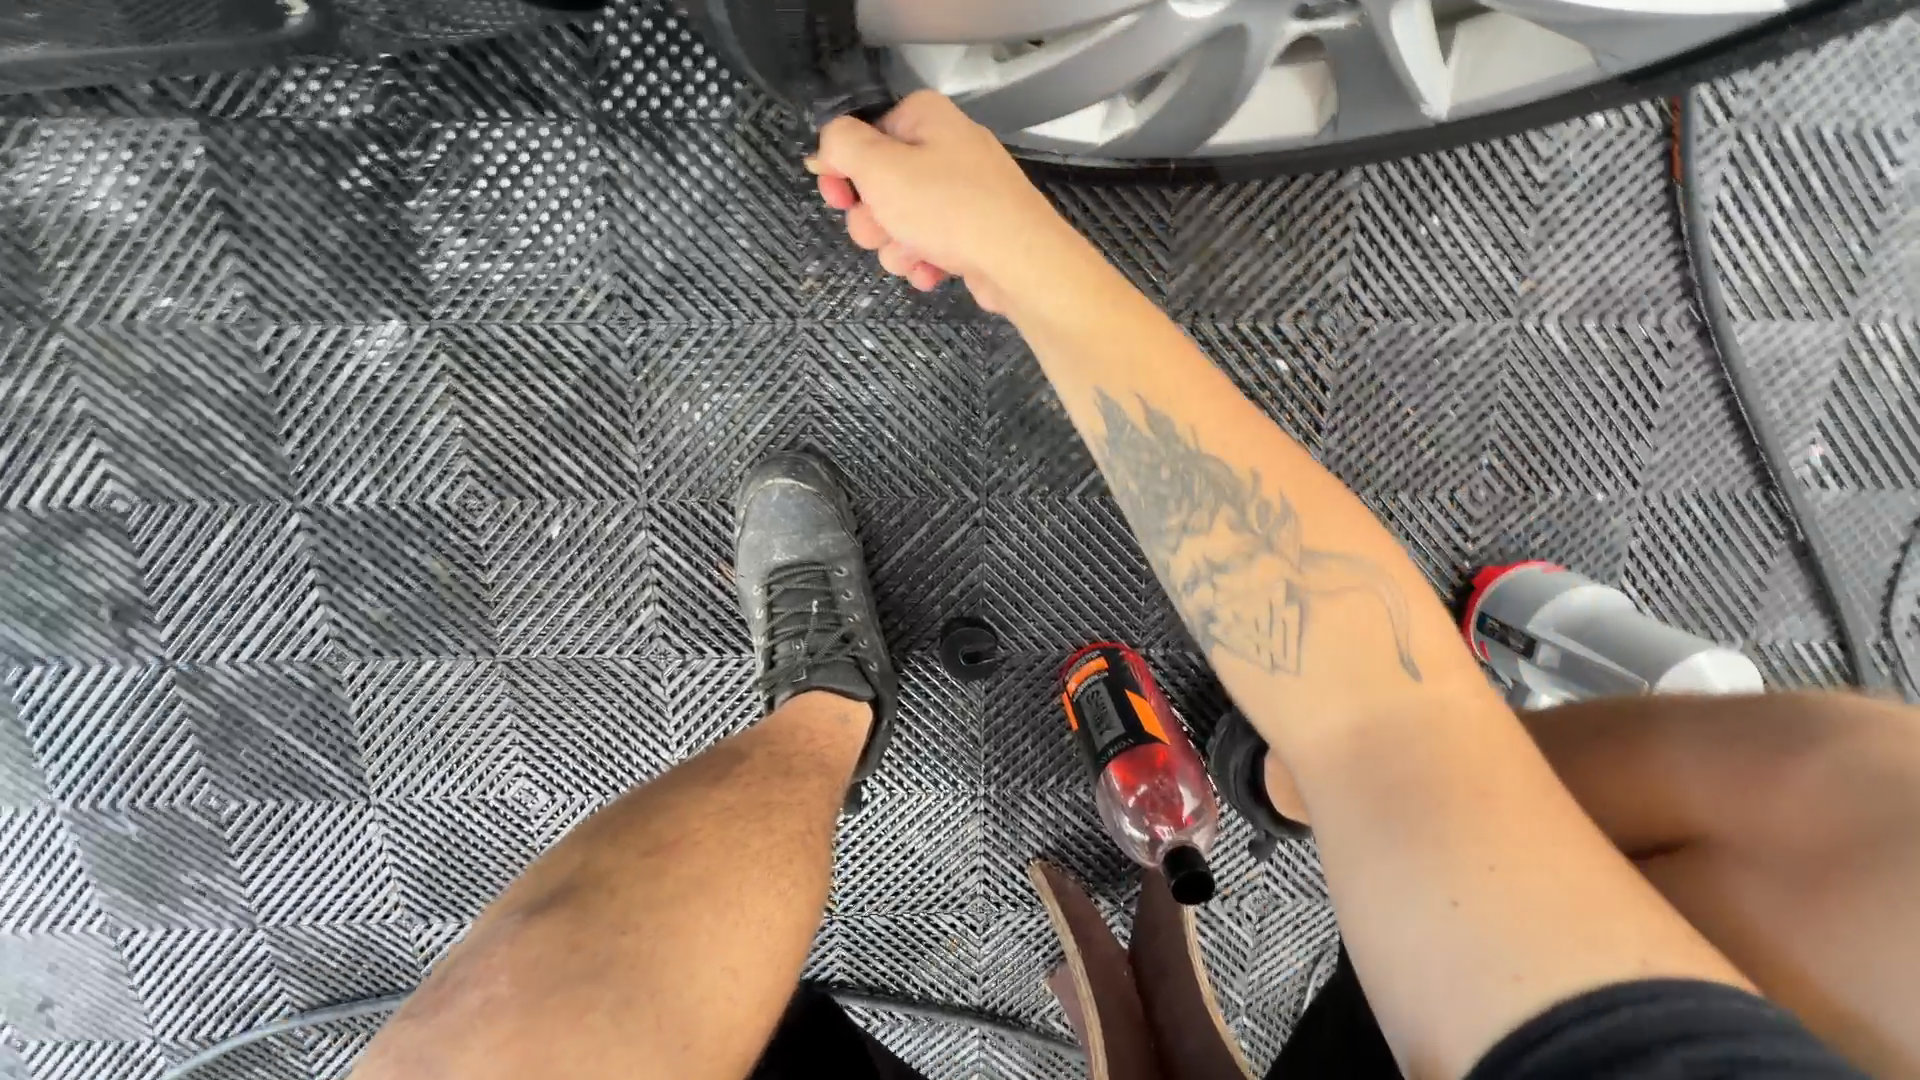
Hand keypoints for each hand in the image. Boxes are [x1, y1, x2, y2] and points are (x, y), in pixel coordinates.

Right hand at [807, 90, 1075, 312]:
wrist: (1017, 262)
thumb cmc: (951, 210)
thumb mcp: (880, 168)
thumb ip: (841, 145)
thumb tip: (827, 146)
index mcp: (924, 117)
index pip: (863, 139)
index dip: (843, 174)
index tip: (840, 200)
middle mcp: (945, 148)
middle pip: (879, 187)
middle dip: (874, 220)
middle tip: (886, 230)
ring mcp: (962, 193)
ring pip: (901, 224)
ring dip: (897, 248)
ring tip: (917, 254)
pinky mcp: (972, 232)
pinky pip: (929, 248)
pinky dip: (925, 263)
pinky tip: (934, 270)